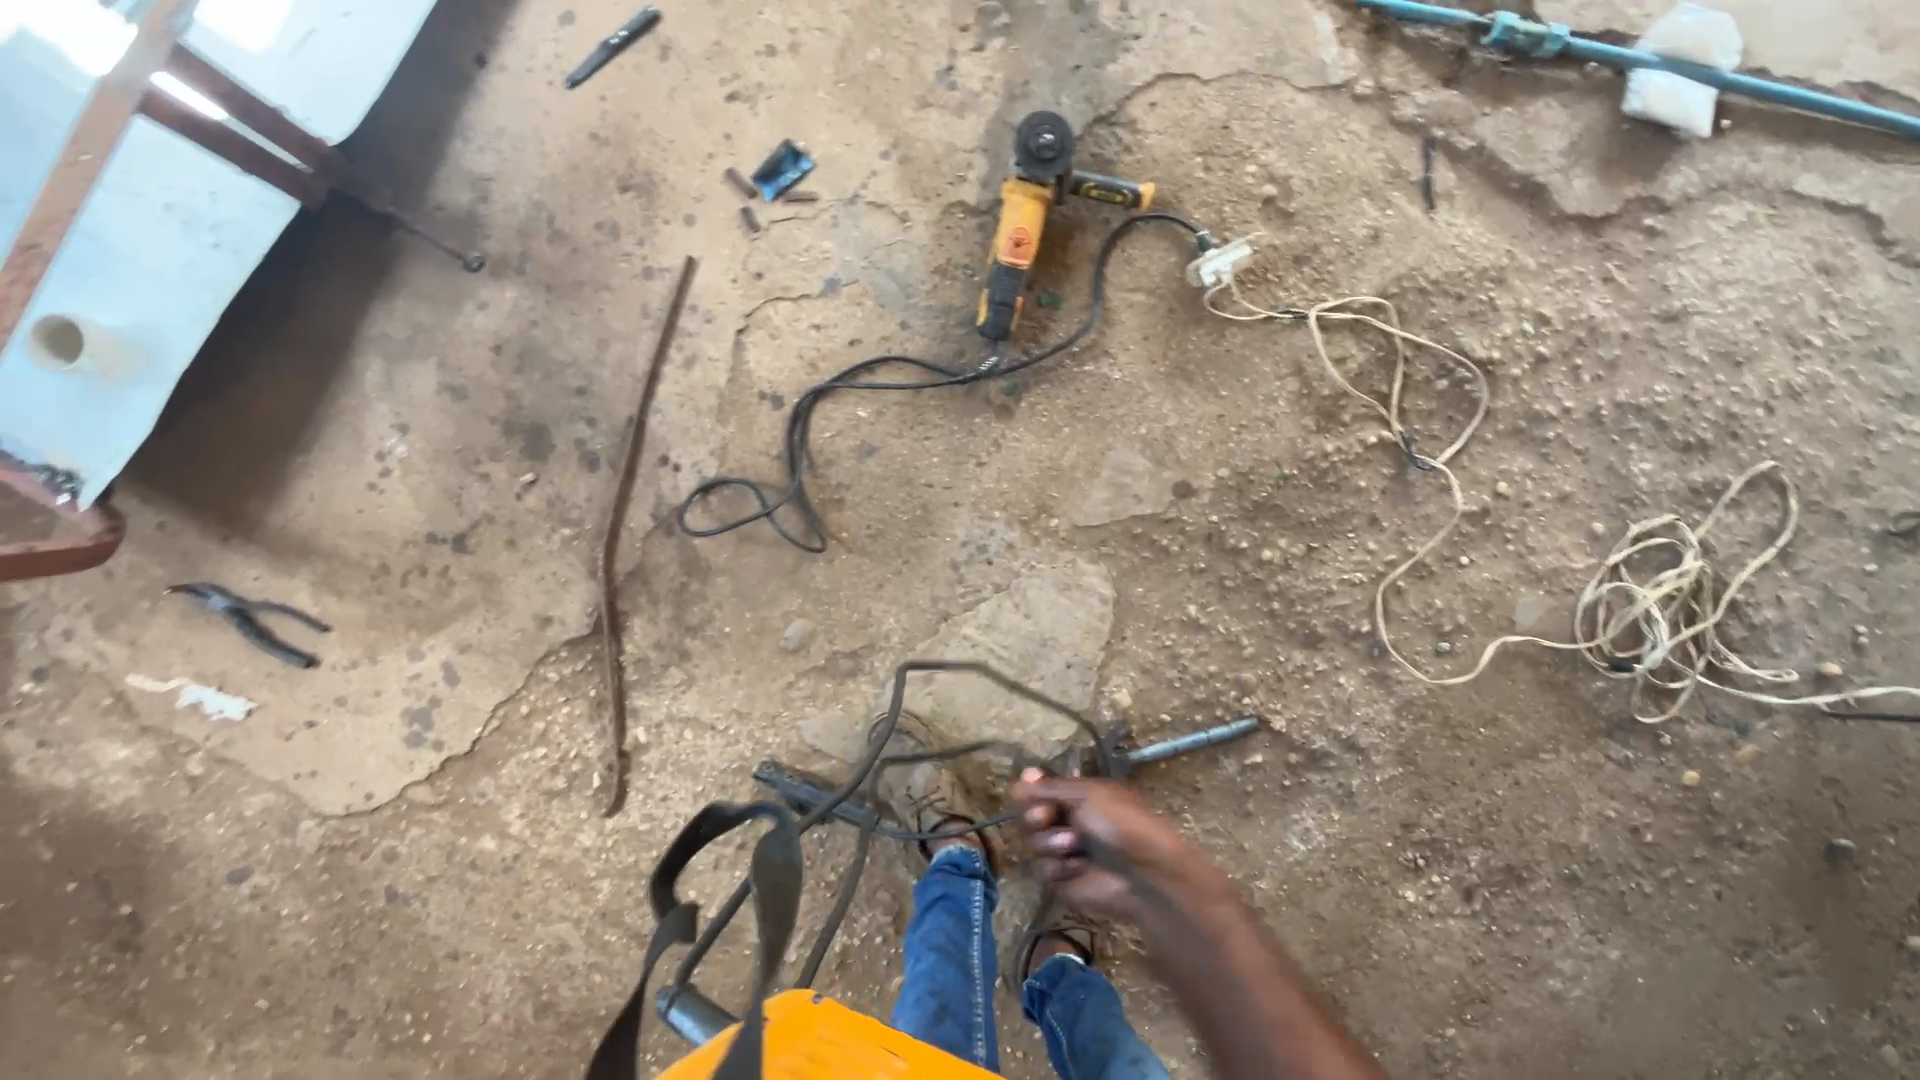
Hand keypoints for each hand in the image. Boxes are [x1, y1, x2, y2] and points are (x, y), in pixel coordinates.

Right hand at [1010, 767, 1201, 918]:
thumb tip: (1023, 776)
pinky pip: (1039, 870)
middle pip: (1026, 816)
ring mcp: (1062, 852)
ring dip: (1050, 843)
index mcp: (1076, 797)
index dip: (1029, 792)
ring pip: (1030, 843)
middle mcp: (1067, 822)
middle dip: (1034, 817)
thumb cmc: (1120, 823)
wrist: (1144, 874)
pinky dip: (1058, 867)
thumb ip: (1050, 787)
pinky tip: (1080, 869)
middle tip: (1045, 817)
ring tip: (1074, 846)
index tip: (1027, 793)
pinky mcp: (1060, 880)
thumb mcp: (1087, 794)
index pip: (1037, 791)